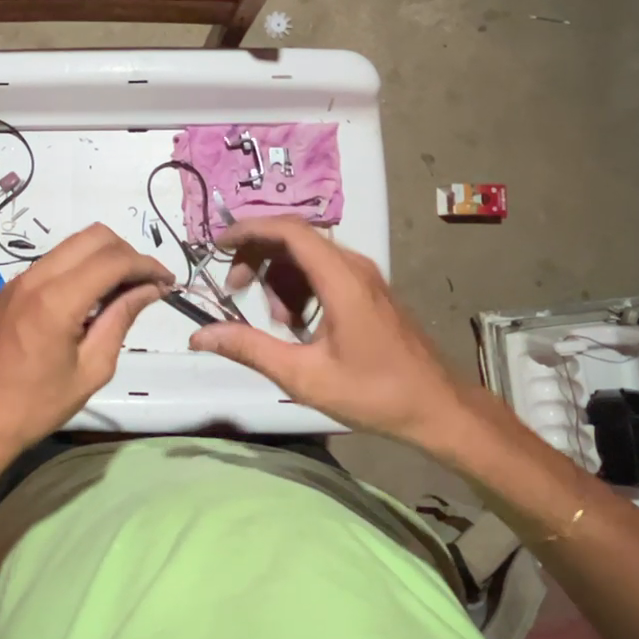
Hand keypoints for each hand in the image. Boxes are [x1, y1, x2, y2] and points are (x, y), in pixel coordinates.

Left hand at [0, 224, 170, 476]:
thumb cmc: (37, 406)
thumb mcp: (91, 369)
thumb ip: (121, 320)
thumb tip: (150, 289)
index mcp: (56, 300)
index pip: (113, 260)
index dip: (147, 265)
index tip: (169, 283)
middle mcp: (36, 278)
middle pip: (93, 237)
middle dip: (127, 253)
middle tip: (147, 285)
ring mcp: (19, 281)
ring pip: (73, 245)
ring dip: (104, 258)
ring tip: (125, 292)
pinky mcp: (12, 290)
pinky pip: (55, 261)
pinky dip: (82, 267)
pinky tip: (95, 298)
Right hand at [188, 217, 483, 448]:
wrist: (439, 408)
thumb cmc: (374, 393)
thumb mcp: (304, 376)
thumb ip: (249, 349)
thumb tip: (199, 335)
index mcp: (341, 279)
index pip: (289, 231)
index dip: (248, 230)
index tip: (216, 245)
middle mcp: (353, 267)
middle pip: (294, 238)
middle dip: (256, 256)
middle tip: (234, 290)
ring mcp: (364, 277)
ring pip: (306, 256)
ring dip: (277, 278)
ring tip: (274, 323)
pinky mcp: (367, 291)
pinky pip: (322, 272)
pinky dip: (298, 289)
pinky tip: (296, 327)